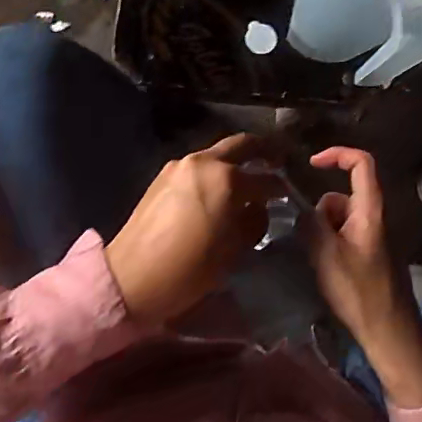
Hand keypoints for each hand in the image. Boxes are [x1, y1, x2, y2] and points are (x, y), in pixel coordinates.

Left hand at [104, 133, 282, 325]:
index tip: (289, 192)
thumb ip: (253, 221)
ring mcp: (179, 166)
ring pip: (217, 154)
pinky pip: (198, 166)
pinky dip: (214, 171)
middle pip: (241, 144)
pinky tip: (219, 190)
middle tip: (279, 158)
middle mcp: (202, 162)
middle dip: (263, 150)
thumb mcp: (233, 250)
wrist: (132, 277)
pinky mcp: (162, 176)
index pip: (265, 179)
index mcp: (225, 179)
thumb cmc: (189, 269)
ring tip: (248, 178)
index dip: (280, 187)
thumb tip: (258, 206)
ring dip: (235, 160)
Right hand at [308, 147, 421, 408]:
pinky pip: (343, 235)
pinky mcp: (370, 254)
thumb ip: (311, 223)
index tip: (311, 164)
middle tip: (311, 242)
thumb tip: (304, 210)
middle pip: (342, 195)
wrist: (389, 332)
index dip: (337, 154)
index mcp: (371, 210)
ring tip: (319, 261)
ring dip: (323, 231)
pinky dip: (330, 244)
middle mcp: (375, 217)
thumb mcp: (325, 254)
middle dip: (320, 212)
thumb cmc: (359, 291)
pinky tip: (327, 270)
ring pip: (339, 218)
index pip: (362, 163)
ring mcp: (373, 236)